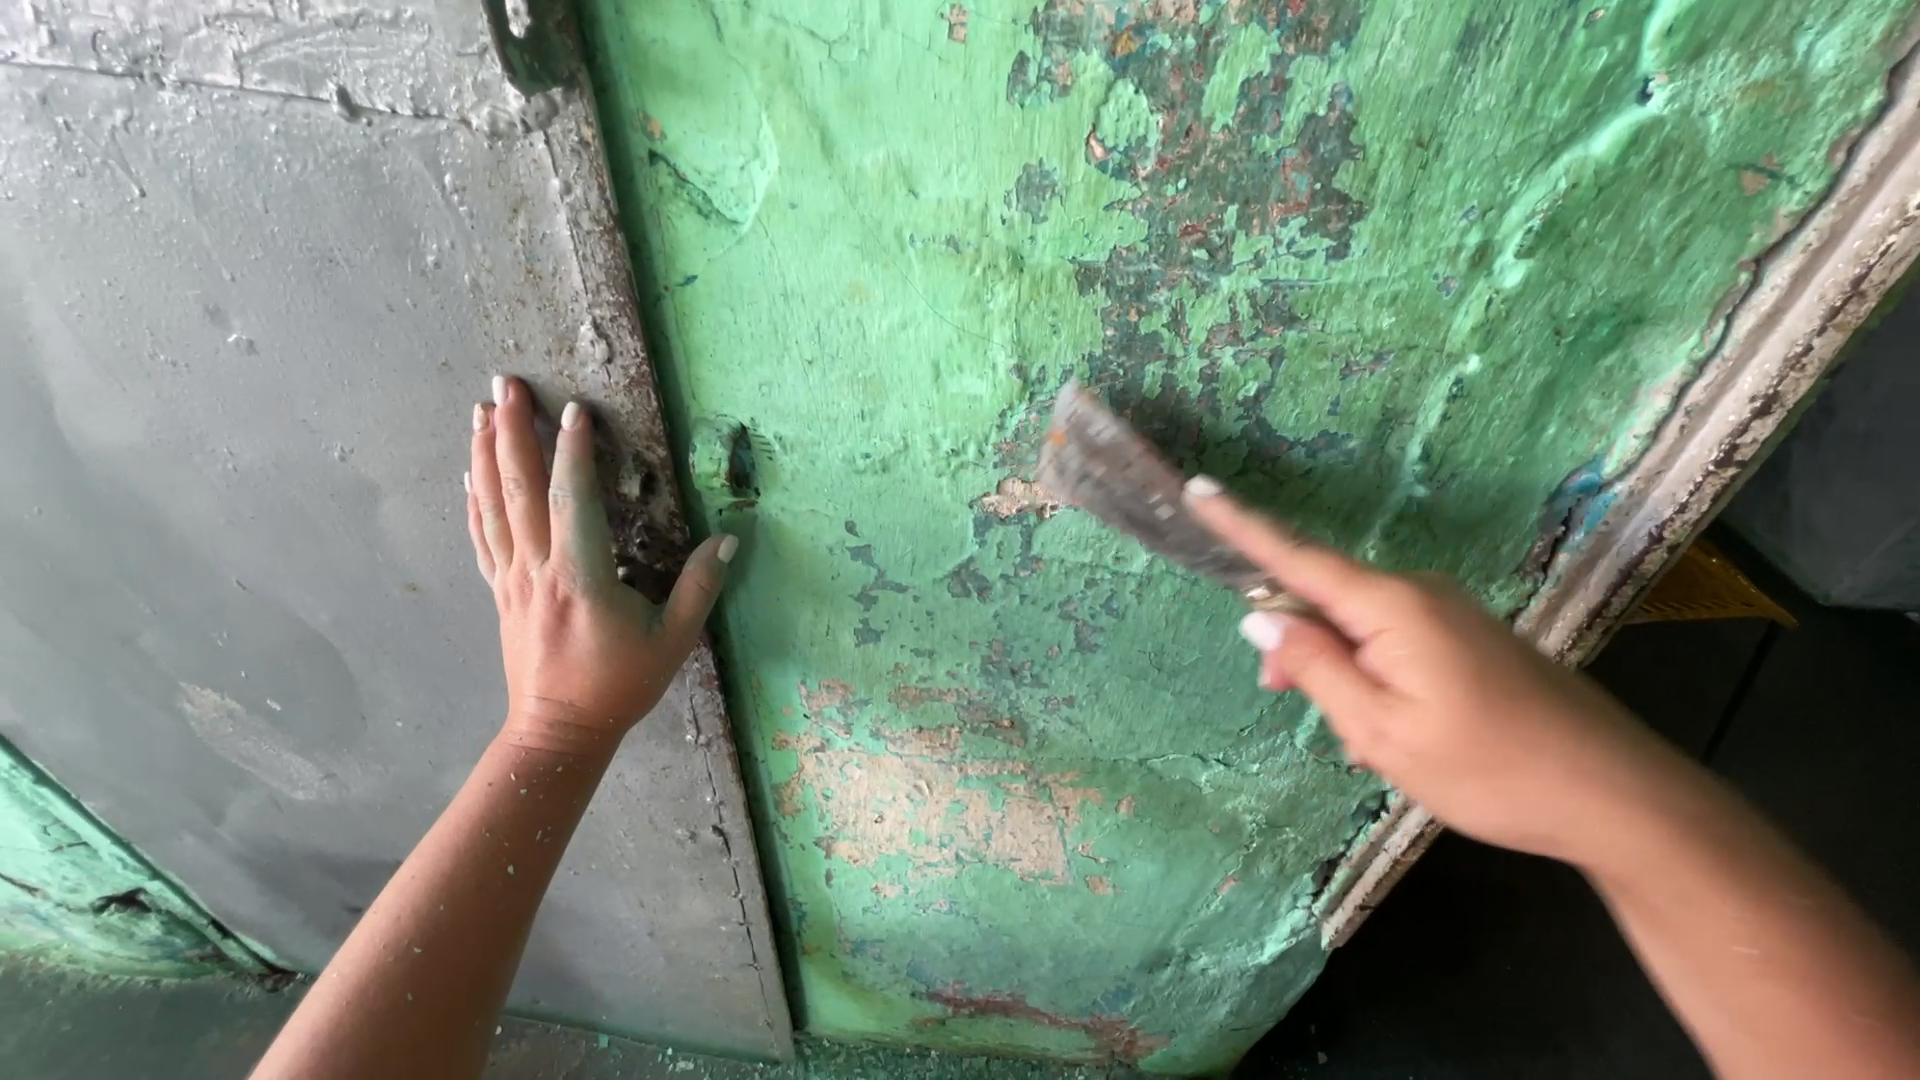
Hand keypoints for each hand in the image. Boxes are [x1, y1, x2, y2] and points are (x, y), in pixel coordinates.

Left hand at [466, 375, 733, 755]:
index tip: (577, 410)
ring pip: (491, 506)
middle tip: (506, 384)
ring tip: (481, 410)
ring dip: (485, 454)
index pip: (572, 500)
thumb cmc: (621, 685)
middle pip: (518, 489)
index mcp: (581, 577)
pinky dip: (474, 499)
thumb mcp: (674, 640)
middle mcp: (538, 570)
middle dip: (511, 431)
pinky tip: (469, 473)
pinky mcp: (501, 592)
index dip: (574, 452)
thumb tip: (728, 539)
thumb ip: (699, 586)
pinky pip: (482, 536)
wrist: (559, 732)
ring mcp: (511, 580)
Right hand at [1184, 476, 1686, 863]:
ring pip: (1357, 628)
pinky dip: (1370, 677)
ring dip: (1336, 671)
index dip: (1241, 526)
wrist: (1620, 798)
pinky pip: (1391, 642)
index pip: (1296, 557)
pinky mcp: (1467, 638)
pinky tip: (1389, 731)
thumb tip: (1260, 620)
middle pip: (1324, 599)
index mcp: (1392, 606)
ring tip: (1361, 739)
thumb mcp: (1380, 729)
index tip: (1198, 490)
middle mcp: (1418, 593)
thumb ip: (1314, 667)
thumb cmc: (1489, 769)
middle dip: (1294, 642)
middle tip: (1279, 695)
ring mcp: (1448, 613)